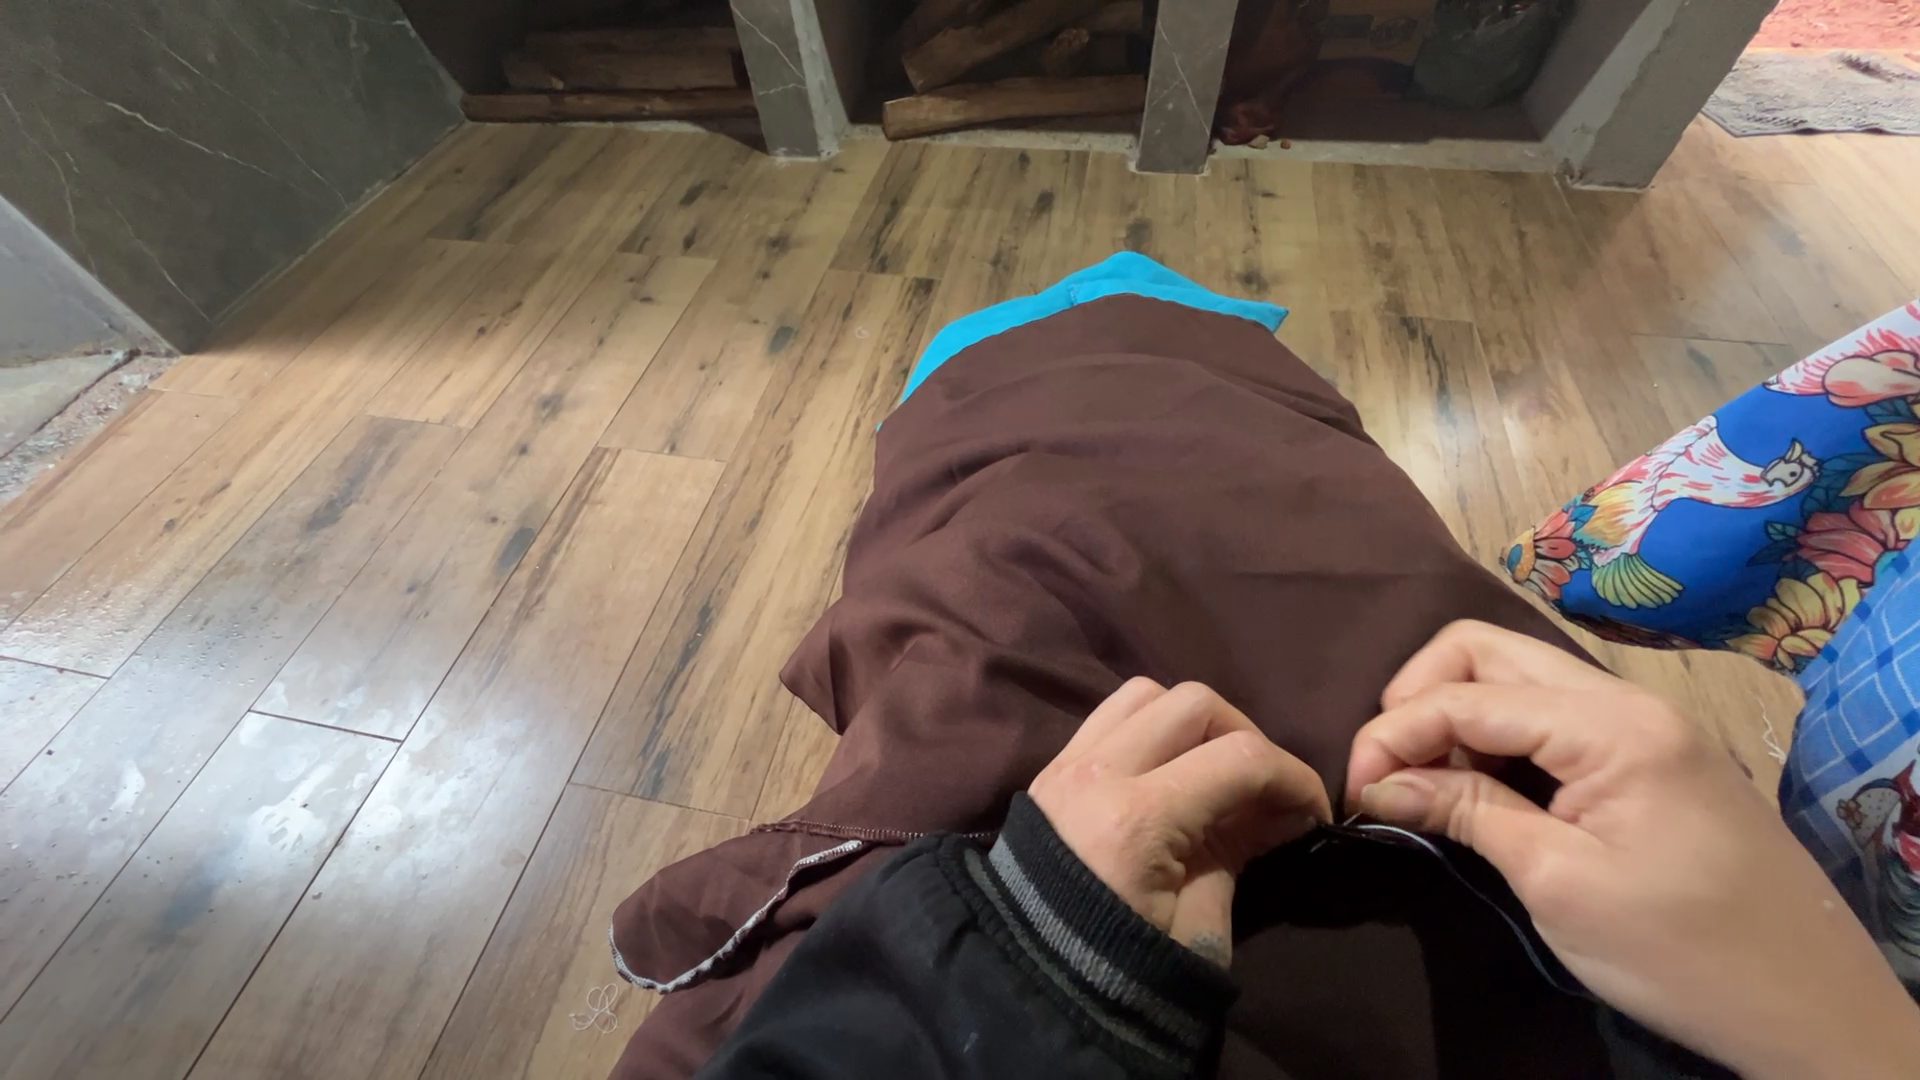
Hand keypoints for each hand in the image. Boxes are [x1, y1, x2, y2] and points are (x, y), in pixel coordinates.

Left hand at [1029, 678, 1330, 965]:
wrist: (1029, 977)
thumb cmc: (1120, 968)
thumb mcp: (1200, 926)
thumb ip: (1238, 850)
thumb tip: (1280, 808)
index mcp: (1136, 819)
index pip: (1238, 758)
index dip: (1292, 776)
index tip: (1313, 810)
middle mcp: (1099, 770)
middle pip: (1192, 703)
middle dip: (1244, 734)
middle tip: (1262, 785)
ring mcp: (1068, 760)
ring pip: (1145, 694)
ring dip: (1191, 720)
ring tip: (1213, 768)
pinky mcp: (1053, 764)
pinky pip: (1109, 714)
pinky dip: (1149, 724)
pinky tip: (1167, 765)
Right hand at [1347, 620, 1919, 1079]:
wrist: (1826, 1024)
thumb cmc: (1688, 957)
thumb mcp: (1556, 883)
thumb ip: (1462, 811)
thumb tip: (1374, 783)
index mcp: (1613, 728)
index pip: (1464, 697)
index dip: (1392, 734)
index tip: (1354, 788)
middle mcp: (1624, 700)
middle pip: (1481, 649)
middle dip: (1416, 697)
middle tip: (1392, 764)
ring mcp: (1635, 719)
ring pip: (1505, 669)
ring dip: (1448, 709)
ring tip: (1426, 774)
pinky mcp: (1637, 747)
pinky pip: (1535, 706)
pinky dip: (1484, 729)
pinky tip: (1472, 777)